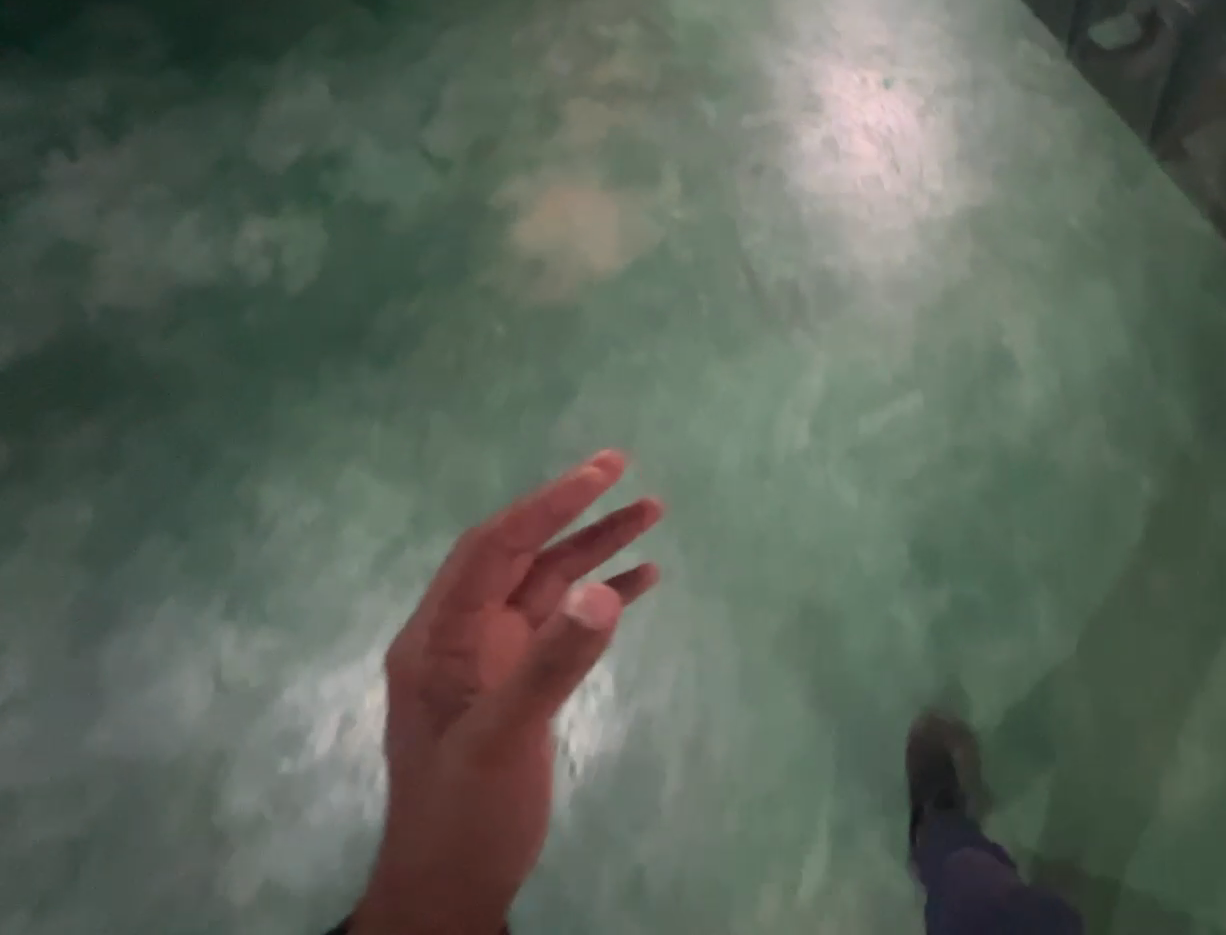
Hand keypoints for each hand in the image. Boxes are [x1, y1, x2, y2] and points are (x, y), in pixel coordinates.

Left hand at [354, 450, 663, 934]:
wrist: (454, 886)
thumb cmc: (464, 813)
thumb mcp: (504, 738)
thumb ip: (553, 661)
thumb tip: (605, 590)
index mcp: (441, 636)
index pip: (495, 547)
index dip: (548, 503)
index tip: (603, 472)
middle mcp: (466, 634)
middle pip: (525, 554)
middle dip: (574, 510)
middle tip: (626, 470)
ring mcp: (497, 656)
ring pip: (551, 581)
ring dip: (598, 546)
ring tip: (653, 511)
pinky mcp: (525, 678)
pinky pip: (568, 619)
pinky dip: (606, 591)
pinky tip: (646, 578)